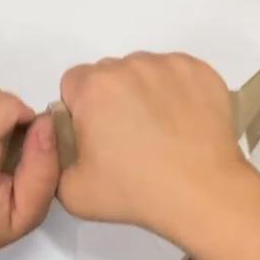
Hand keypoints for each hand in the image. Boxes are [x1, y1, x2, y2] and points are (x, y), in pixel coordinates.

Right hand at [57, 52, 259, 238]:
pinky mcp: (200, 71)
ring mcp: (168, 65)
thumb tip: (64, 141)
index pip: (73, 84)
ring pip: (144, 71)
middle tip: (129, 137)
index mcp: (93, 87)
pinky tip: (183, 122)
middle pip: (108, 74)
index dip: (80, 109)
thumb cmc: (135, 192)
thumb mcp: (72, 191)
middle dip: (112, 98)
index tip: (97, 135)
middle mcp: (129, 65)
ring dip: (144, 92)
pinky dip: (176, 91)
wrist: (203, 193)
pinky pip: (177, 73)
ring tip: (161, 131)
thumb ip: (55, 158)